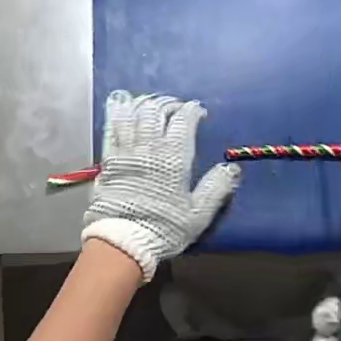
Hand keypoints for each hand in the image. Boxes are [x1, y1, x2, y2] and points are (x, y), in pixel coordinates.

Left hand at [81, 92, 240, 279]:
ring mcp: (126, 152)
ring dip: (143, 103)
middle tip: (174, 106)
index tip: (197, 111)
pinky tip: (120, 102)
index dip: (191, 111)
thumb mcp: (198, 213)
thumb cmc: (164, 227)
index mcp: (175, 159)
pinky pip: (112, 128)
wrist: (124, 238)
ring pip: (133, 115)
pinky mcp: (109, 159)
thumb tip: (231, 168)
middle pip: (156, 112)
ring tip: (150, 101)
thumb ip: (215, 188)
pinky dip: (117, 111)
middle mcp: (150, 149)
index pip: (183, 121)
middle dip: (167, 103)